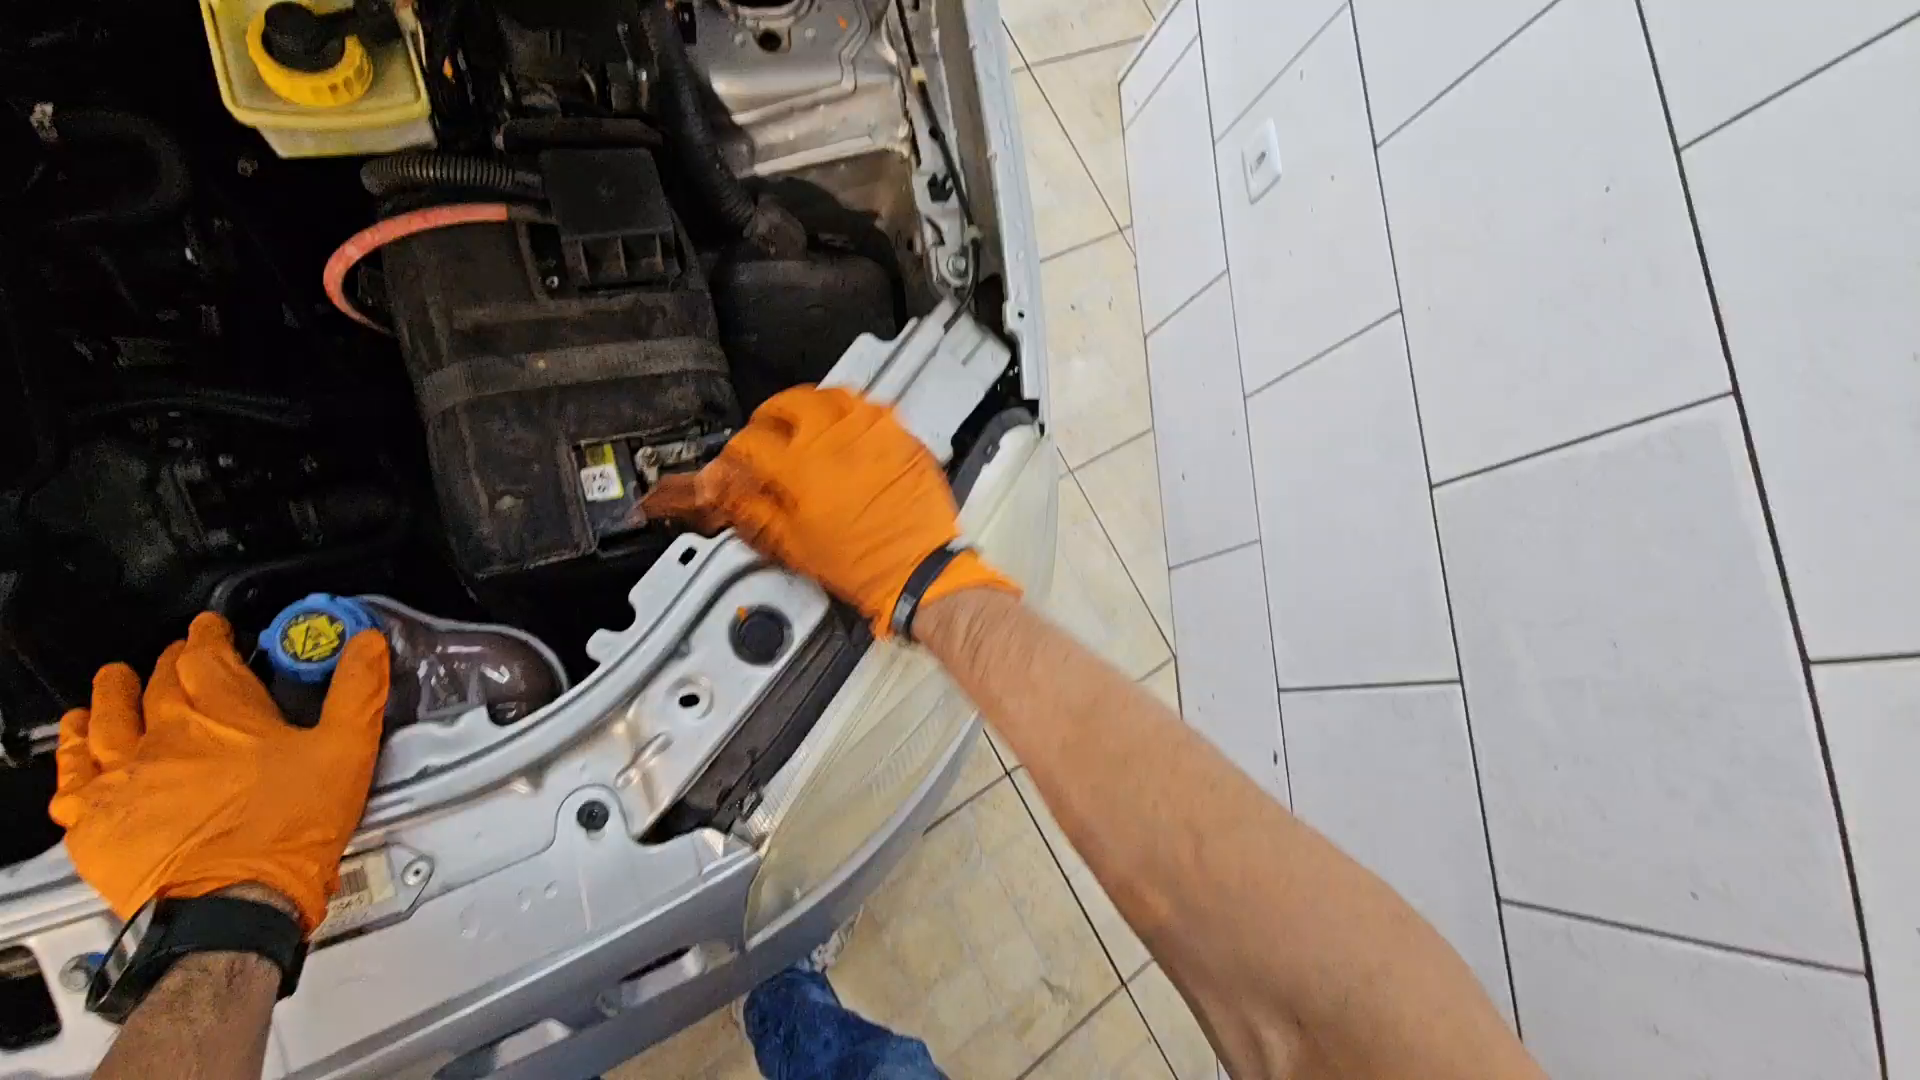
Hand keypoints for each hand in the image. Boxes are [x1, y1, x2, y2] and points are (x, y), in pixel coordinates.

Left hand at [49, 612, 389, 934]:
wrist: (236, 899)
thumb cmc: (293, 824)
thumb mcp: (348, 748)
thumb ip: (358, 690)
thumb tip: (367, 643)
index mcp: (225, 714)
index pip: (206, 657)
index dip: (209, 636)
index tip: (213, 628)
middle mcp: (164, 737)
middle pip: (156, 685)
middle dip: (169, 663)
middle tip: (179, 655)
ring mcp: (123, 779)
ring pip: (105, 723)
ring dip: (111, 697)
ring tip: (114, 683)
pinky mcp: (95, 820)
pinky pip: (70, 775)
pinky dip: (73, 751)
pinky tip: (79, 743)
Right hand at [643, 386, 1019, 636]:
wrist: (917, 569)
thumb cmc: (864, 565)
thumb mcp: (794, 544)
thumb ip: (756, 510)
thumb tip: (733, 492)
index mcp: (801, 467)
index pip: (752, 442)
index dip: (735, 452)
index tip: (736, 460)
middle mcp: (836, 439)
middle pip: (790, 402)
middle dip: (770, 414)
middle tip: (767, 429)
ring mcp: (873, 432)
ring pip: (833, 394)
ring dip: (812, 405)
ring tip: (806, 422)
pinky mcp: (902, 436)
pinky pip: (872, 408)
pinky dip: (853, 413)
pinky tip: (849, 430)